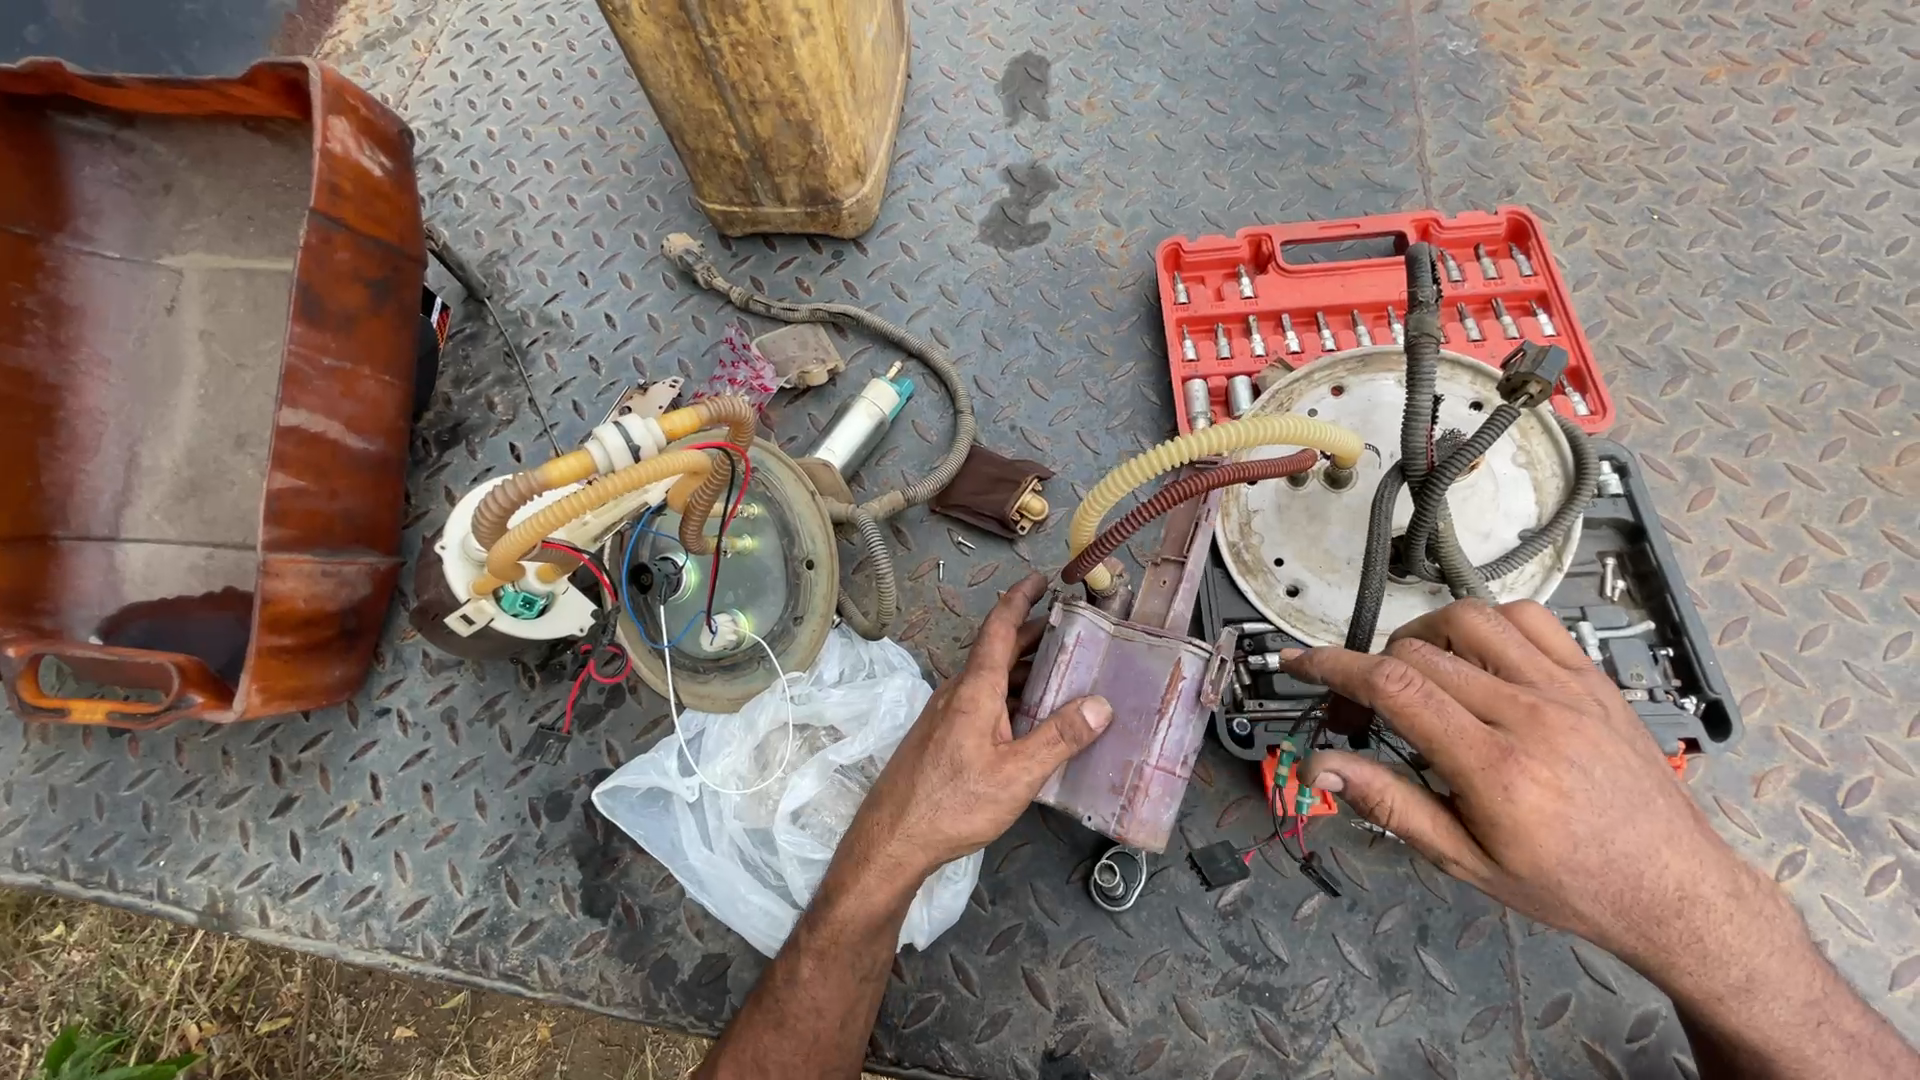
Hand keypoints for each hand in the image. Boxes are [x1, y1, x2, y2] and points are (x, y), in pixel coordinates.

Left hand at [831, 573, 1111, 893]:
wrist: (893, 836)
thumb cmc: (953, 802)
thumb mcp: (1017, 774)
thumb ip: (1059, 738)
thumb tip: (1101, 704)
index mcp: (975, 688)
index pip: (999, 628)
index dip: (1020, 598)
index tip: (1041, 578)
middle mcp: (958, 691)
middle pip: (998, 650)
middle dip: (1033, 634)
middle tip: (1071, 629)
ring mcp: (947, 713)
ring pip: (991, 676)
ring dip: (1024, 667)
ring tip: (1061, 670)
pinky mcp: (943, 734)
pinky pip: (983, 699)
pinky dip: (1011, 694)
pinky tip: (1030, 716)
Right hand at [1284, 599, 1784, 975]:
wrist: (1678, 892)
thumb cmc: (1567, 884)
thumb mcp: (1466, 862)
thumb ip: (1389, 804)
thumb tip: (1319, 766)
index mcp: (1496, 768)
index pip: (1394, 688)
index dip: (1332, 666)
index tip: (1299, 663)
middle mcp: (1531, 716)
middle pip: (1418, 652)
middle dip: (1368, 671)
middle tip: (1362, 711)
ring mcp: (1567, 690)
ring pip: (1468, 619)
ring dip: (1421, 638)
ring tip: (1414, 674)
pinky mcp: (1592, 680)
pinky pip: (1528, 618)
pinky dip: (1484, 623)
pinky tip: (1474, 657)